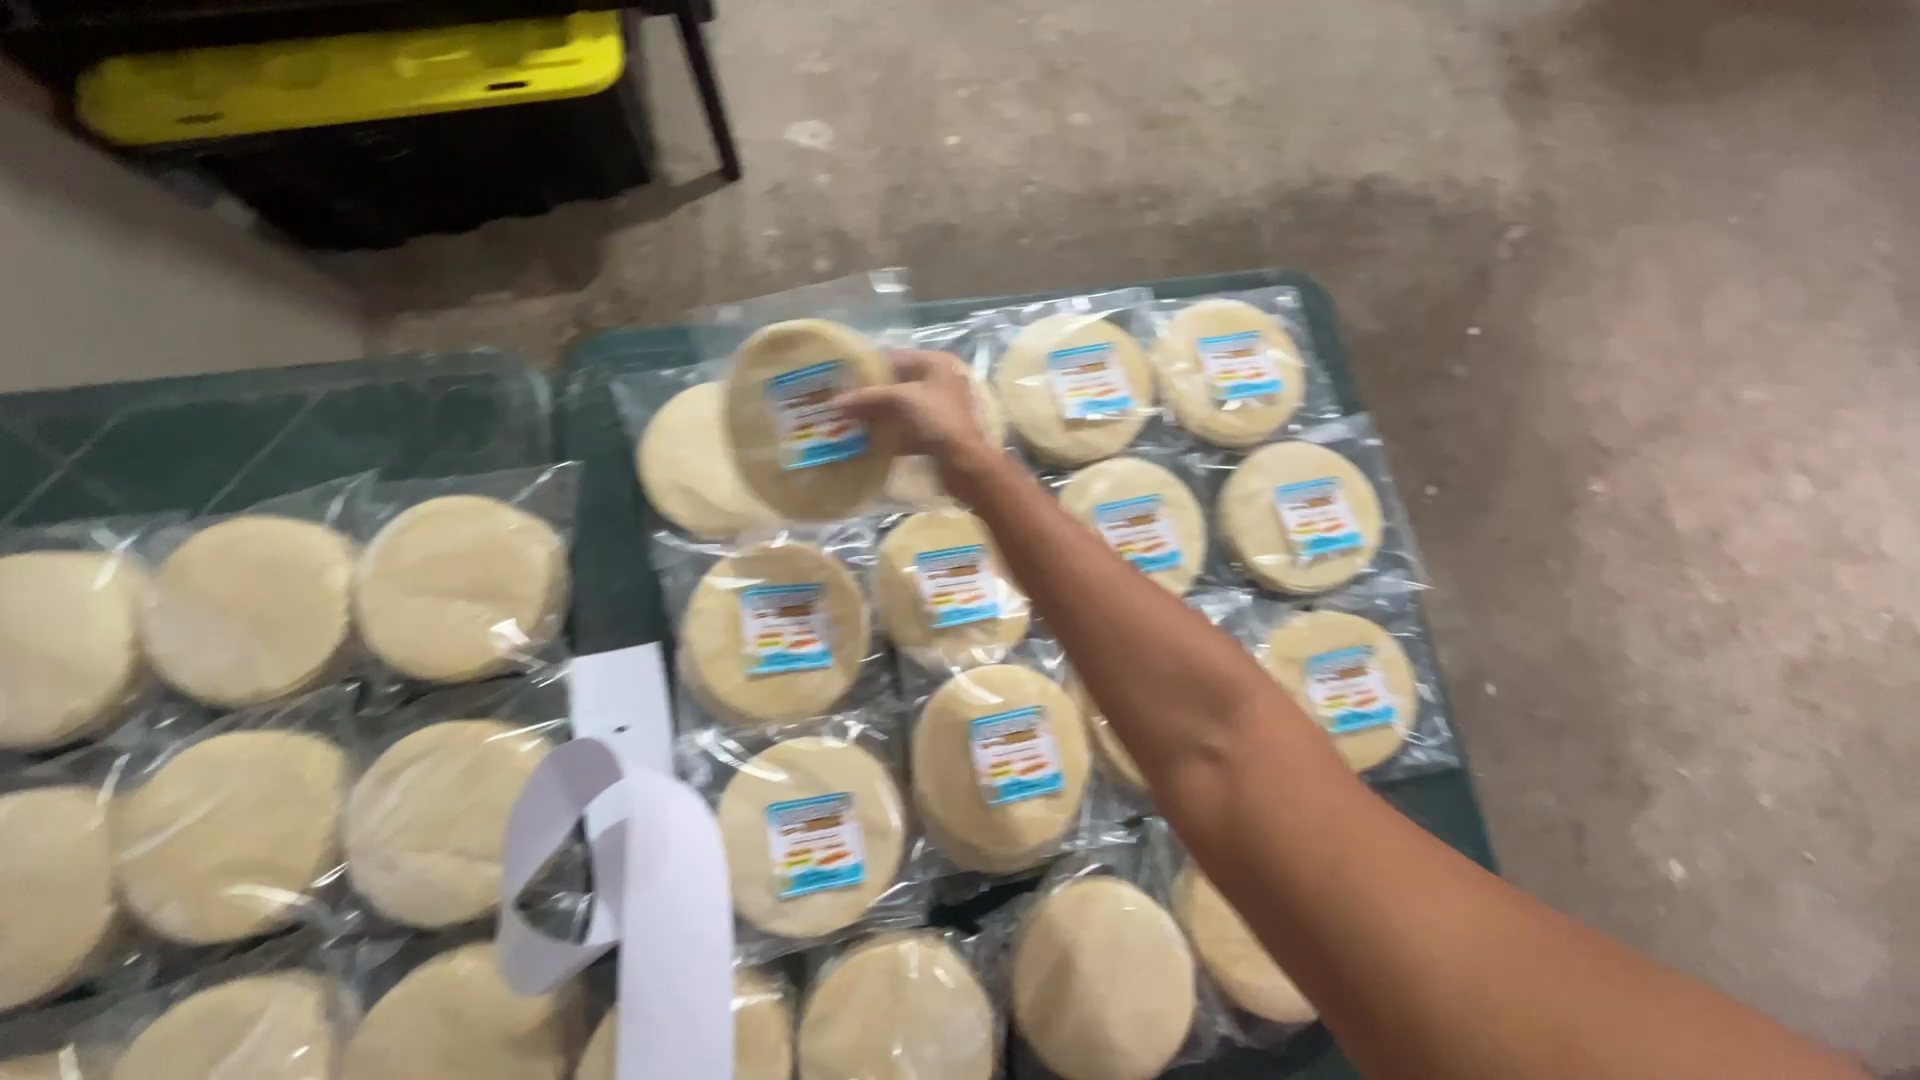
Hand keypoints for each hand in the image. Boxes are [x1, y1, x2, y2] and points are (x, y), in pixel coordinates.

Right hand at [837, 349, 992, 464]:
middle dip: (871, 392)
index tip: (843, 377)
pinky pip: (905, 426)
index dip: (868, 367)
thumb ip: (867, 397)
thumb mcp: (901, 400)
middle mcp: (939, 381)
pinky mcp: (934, 431)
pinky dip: (888, 430)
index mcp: (936, 363)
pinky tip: (867, 436)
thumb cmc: (937, 419)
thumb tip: (834, 403)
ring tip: (850, 418)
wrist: (964, 461)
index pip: (895, 357)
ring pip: (900, 405)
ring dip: (877, 412)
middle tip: (844, 399)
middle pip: (896, 382)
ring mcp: (938, 407)